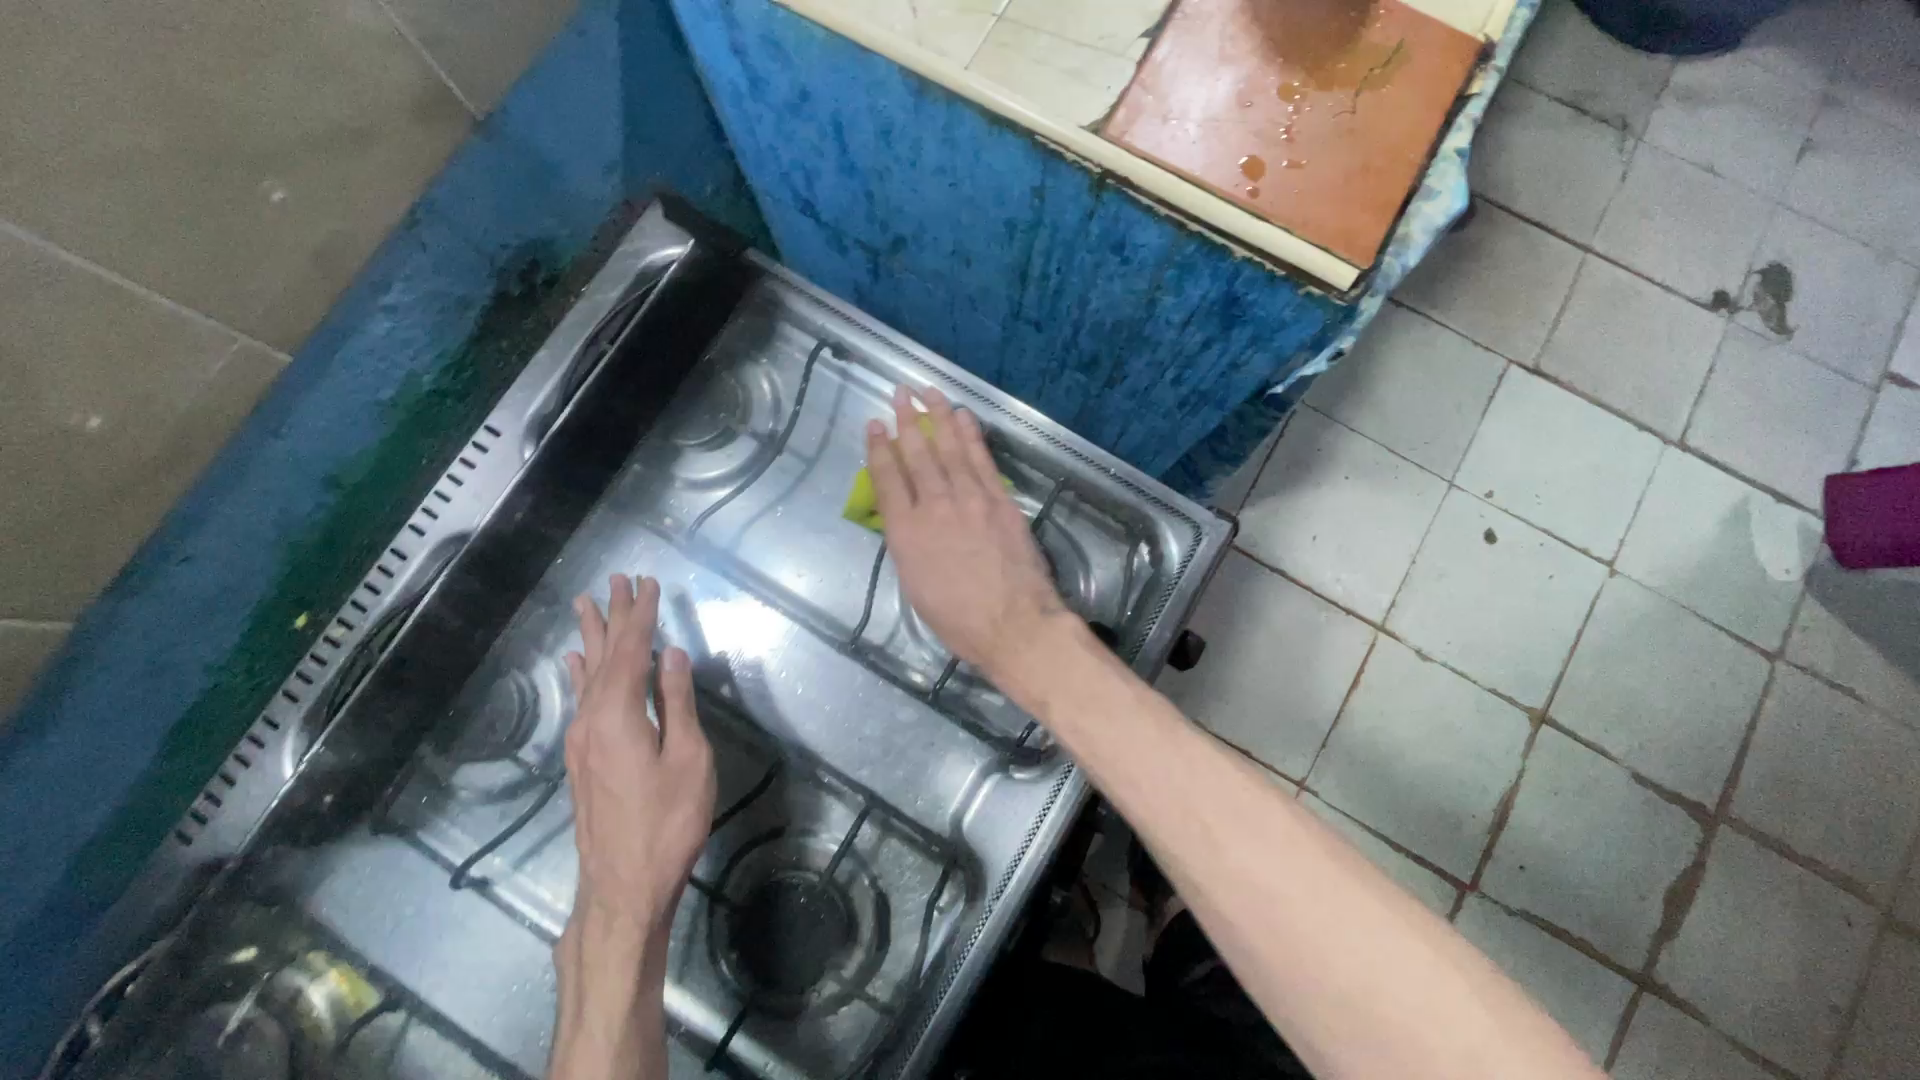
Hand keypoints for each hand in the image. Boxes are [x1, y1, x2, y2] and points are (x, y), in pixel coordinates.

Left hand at [560, 574, 715, 937]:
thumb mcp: (688, 759)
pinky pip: (580, 700)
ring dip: (591, 639)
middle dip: (613, 618)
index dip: (641, 616)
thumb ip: (676, 704)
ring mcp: (581, 742)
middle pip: (603, 657)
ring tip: (586, 606)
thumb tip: (671, 655)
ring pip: (587, 676)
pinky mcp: (583, 761)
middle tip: (616, 581)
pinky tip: (575, 665)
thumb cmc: (667, 822)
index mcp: (618, 715)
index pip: (631, 652)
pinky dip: (580, 674)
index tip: (648, 584)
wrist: (623, 886)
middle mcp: (591, 720)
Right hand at [865, 385, 1072, 679]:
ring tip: (927, 392)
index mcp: (906, 534)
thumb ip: (908, 546)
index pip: (887, 480)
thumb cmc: (958, 619)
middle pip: (917, 455)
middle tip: (899, 393)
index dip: (877, 449)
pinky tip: (963, 417)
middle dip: (905, 421)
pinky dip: (971, 436)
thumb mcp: (914, 586)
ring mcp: (971, 500)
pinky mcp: (1001, 502)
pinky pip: (982, 460)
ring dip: (938, 417)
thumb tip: (908, 520)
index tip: (873, 426)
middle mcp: (935, 508)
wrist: (1013, 624)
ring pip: (950, 449)